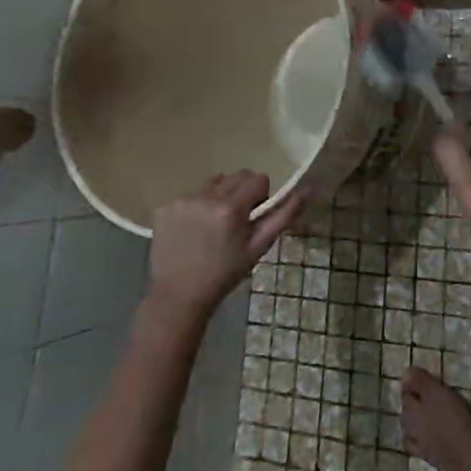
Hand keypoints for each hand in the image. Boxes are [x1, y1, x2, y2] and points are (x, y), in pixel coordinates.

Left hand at [147, 171, 305, 320]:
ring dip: (218, 197)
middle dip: (241, 193)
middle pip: (235, 176)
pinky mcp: (164, 207)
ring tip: (214, 226)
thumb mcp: (258, 248)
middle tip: (237, 221)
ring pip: (211, 184)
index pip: (257, 178)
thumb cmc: (225, 274)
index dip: (260, 195)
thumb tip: (306, 190)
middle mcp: (204, 197)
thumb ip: (283, 216)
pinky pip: (190, 196)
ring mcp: (181, 201)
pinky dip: (196, 207)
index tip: (254, 215)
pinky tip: (194, 231)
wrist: (180, 294)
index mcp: (230, 208)